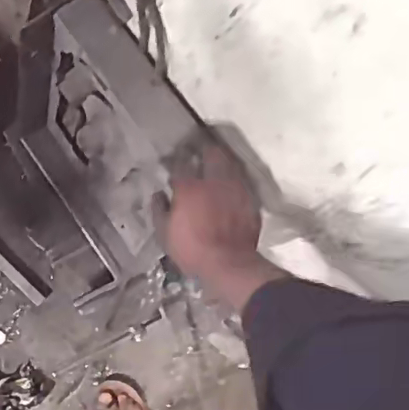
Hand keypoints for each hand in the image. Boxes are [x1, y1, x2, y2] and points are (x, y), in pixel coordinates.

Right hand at [160, 140, 285, 311]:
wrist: (228, 263)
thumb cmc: (191, 250)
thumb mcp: (164, 233)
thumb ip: (159, 210)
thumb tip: (158, 194)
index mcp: (189, 188)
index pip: (181, 162)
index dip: (175, 155)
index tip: (170, 155)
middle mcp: (214, 181)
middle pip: (210, 153)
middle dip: (202, 147)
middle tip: (195, 146)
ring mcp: (236, 187)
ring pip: (229, 162)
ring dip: (220, 157)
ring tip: (213, 157)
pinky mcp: (250, 198)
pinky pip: (240, 178)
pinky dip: (232, 175)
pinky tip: (227, 179)